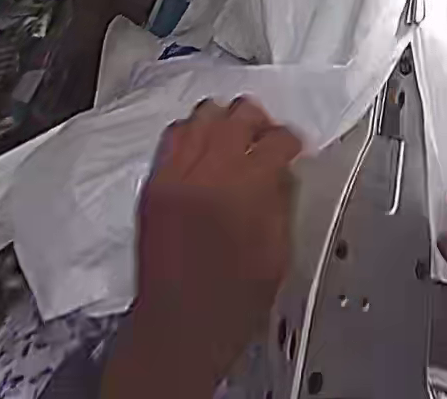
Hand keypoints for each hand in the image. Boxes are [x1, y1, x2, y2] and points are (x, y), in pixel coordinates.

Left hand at [103, 97, 302, 397]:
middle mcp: (209, 171)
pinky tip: (203, 152)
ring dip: (225, 122)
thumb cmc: (234, 300)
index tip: (292, 150)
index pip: (278, 138)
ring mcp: (176, 174)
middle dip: (260, 122)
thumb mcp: (279, 251)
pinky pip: (173, 135)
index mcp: (247, 188)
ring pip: (205, 114)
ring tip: (233, 141)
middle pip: (241, 113)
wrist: (176, 333)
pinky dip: (192, 134)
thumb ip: (284, 198)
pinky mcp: (153, 183)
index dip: (291, 142)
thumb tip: (284, 167)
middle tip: (264, 140)